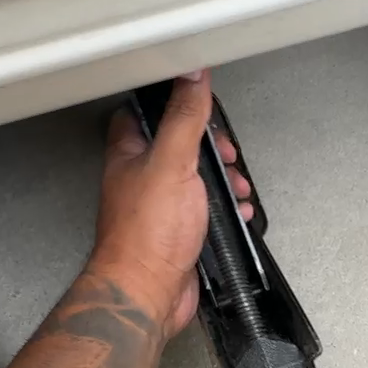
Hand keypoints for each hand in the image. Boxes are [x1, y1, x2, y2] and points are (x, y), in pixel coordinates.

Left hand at [93, 71, 253, 338]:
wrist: (150, 291)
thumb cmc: (148, 234)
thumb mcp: (172, 163)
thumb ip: (184, 117)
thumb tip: (192, 75)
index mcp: (130, 153)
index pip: (146, 112)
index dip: (175, 103)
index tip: (201, 101)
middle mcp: (142, 178)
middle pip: (180, 146)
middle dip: (212, 149)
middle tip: (226, 153)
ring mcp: (160, 207)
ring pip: (197, 180)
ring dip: (223, 181)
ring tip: (236, 187)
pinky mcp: (179, 232)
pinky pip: (207, 211)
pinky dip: (226, 210)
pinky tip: (237, 213)